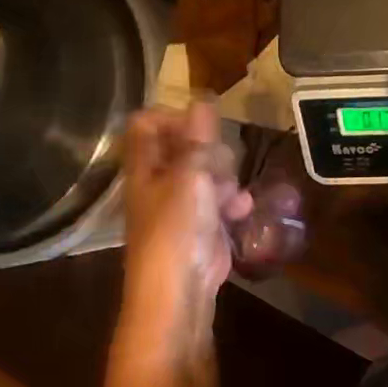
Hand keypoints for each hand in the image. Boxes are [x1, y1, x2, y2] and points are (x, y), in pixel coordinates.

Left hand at [120, 102, 253, 312]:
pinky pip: (221, 201)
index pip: (148, 124)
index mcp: (145, 166)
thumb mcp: (190, 177)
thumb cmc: (177, 229)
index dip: (173, 117)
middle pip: (186, 146)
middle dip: (211, 151)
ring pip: (208, 173)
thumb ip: (199, 139)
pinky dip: (232, 203)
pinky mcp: (204, 224)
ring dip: (225, 178)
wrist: (179, 288)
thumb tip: (202, 98)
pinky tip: (241, 211)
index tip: (202, 127)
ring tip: (230, 194)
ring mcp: (183, 203)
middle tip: (218, 166)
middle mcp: (160, 181)